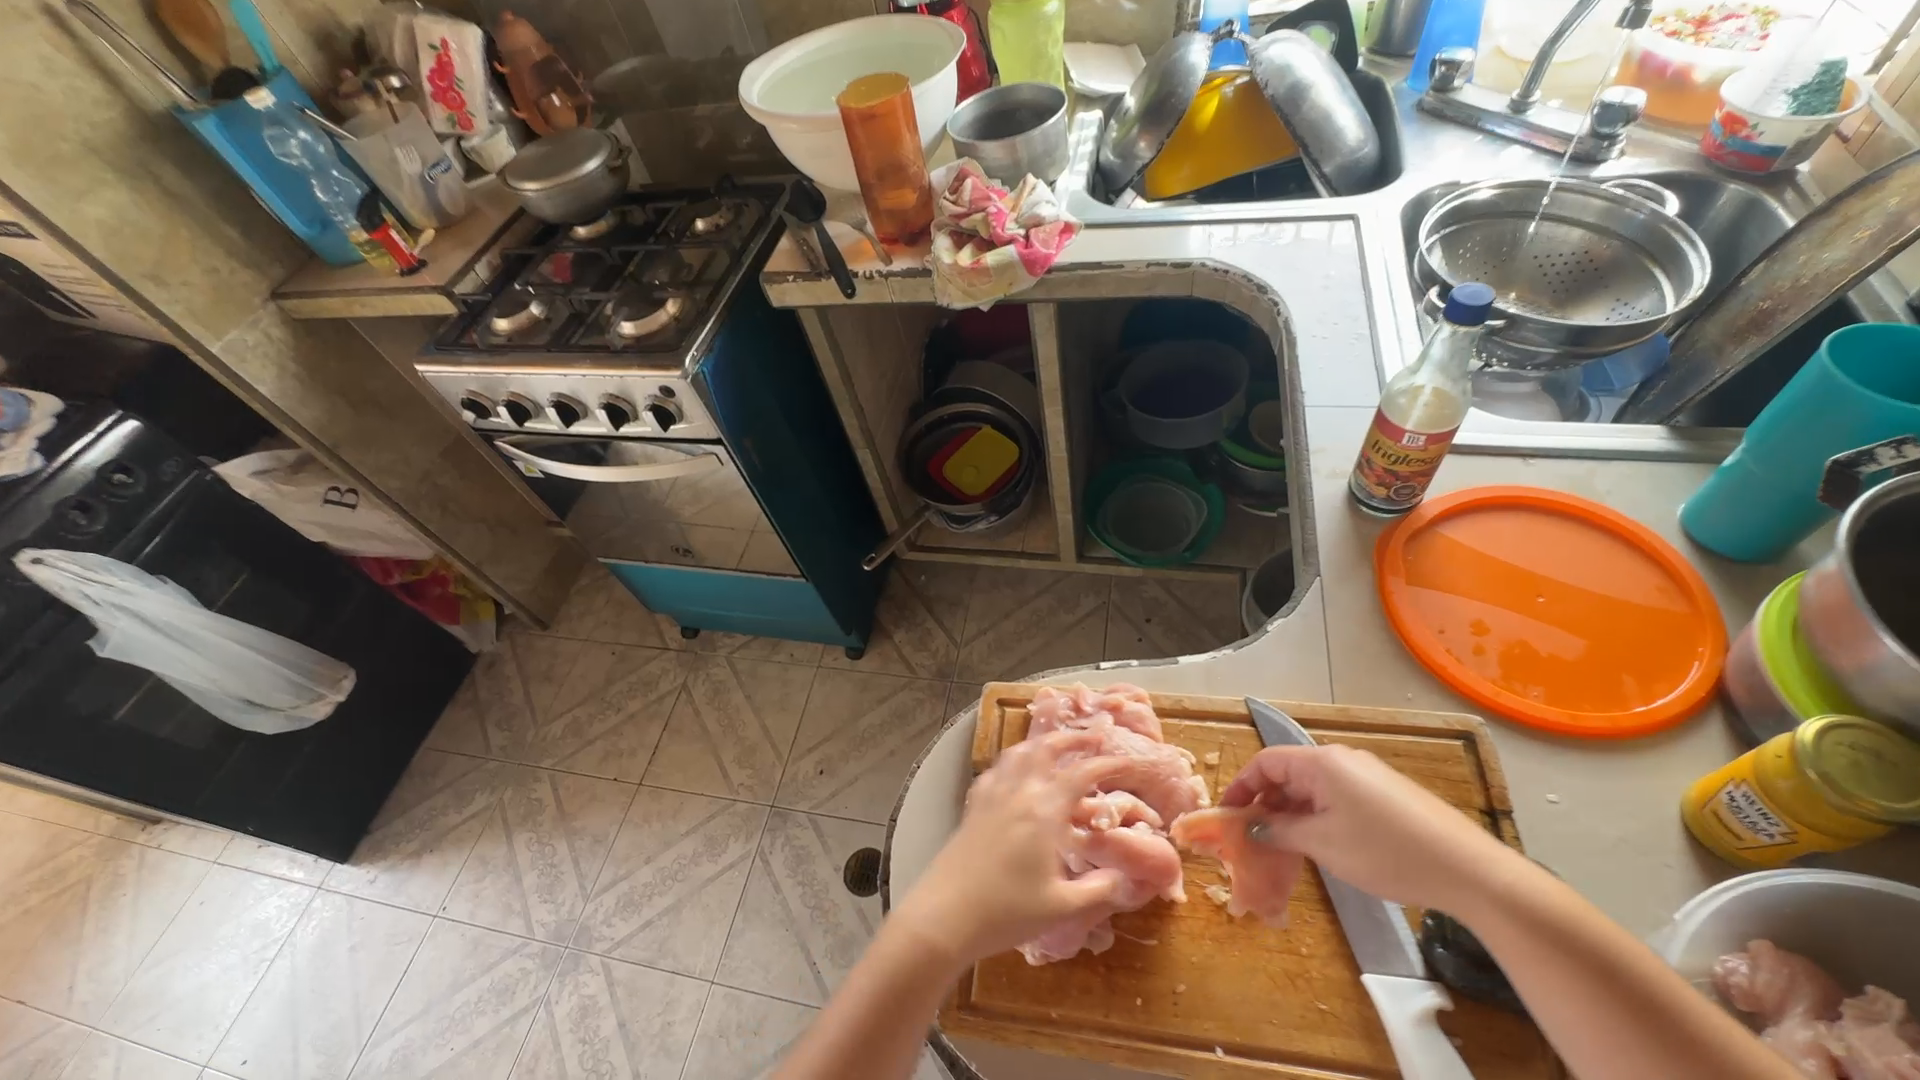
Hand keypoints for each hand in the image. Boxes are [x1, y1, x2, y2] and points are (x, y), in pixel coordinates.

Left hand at [890, 730, 1124, 965]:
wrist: (944, 917)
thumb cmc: (1006, 913)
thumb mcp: (1062, 906)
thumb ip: (1099, 888)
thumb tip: (1125, 876)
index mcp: (1043, 811)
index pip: (1081, 773)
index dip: (1107, 762)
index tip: (1127, 760)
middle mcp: (1017, 793)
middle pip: (1045, 748)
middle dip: (1072, 738)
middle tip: (1095, 736)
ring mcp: (991, 797)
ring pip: (1017, 753)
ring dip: (1041, 742)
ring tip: (1056, 744)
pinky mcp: (973, 807)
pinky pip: (995, 770)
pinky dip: (1012, 760)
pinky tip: (1015, 772)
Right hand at [1221, 744, 1526, 914]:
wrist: (1467, 870)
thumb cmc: (1385, 852)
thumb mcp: (1322, 843)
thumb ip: (1280, 830)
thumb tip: (1252, 826)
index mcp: (1323, 762)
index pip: (1266, 762)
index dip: (1241, 787)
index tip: (1228, 817)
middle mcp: (1343, 760)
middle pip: (1288, 772)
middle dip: (1265, 802)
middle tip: (1251, 836)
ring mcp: (1368, 777)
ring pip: (1313, 788)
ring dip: (1291, 812)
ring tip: (1281, 846)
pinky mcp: (1387, 796)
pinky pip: (1336, 798)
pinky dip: (1316, 816)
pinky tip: (1319, 846)